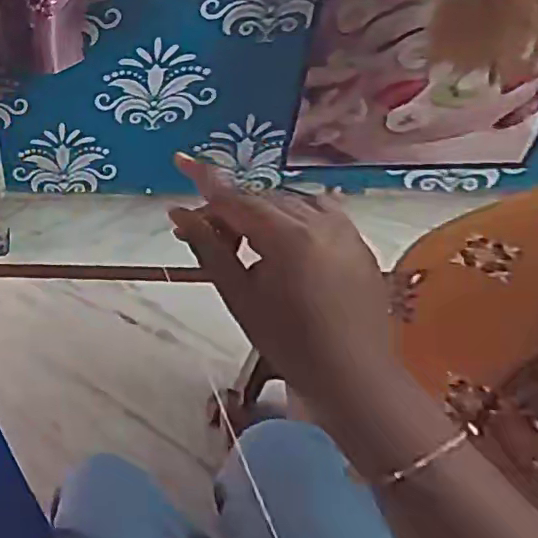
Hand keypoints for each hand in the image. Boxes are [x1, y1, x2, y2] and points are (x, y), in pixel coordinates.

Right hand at [170, 153, 394, 411]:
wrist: (355, 378)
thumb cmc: (287, 340)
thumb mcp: (237, 293)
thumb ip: (208, 246)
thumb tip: (179, 212)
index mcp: (287, 236)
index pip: (234, 197)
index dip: (203, 178)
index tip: (180, 159)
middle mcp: (318, 222)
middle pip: (259, 199)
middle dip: (227, 211)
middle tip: (203, 235)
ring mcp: (344, 230)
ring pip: (287, 202)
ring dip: (259, 213)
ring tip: (244, 242)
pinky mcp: (358, 242)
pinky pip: (317, 211)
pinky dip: (291, 215)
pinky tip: (282, 238)